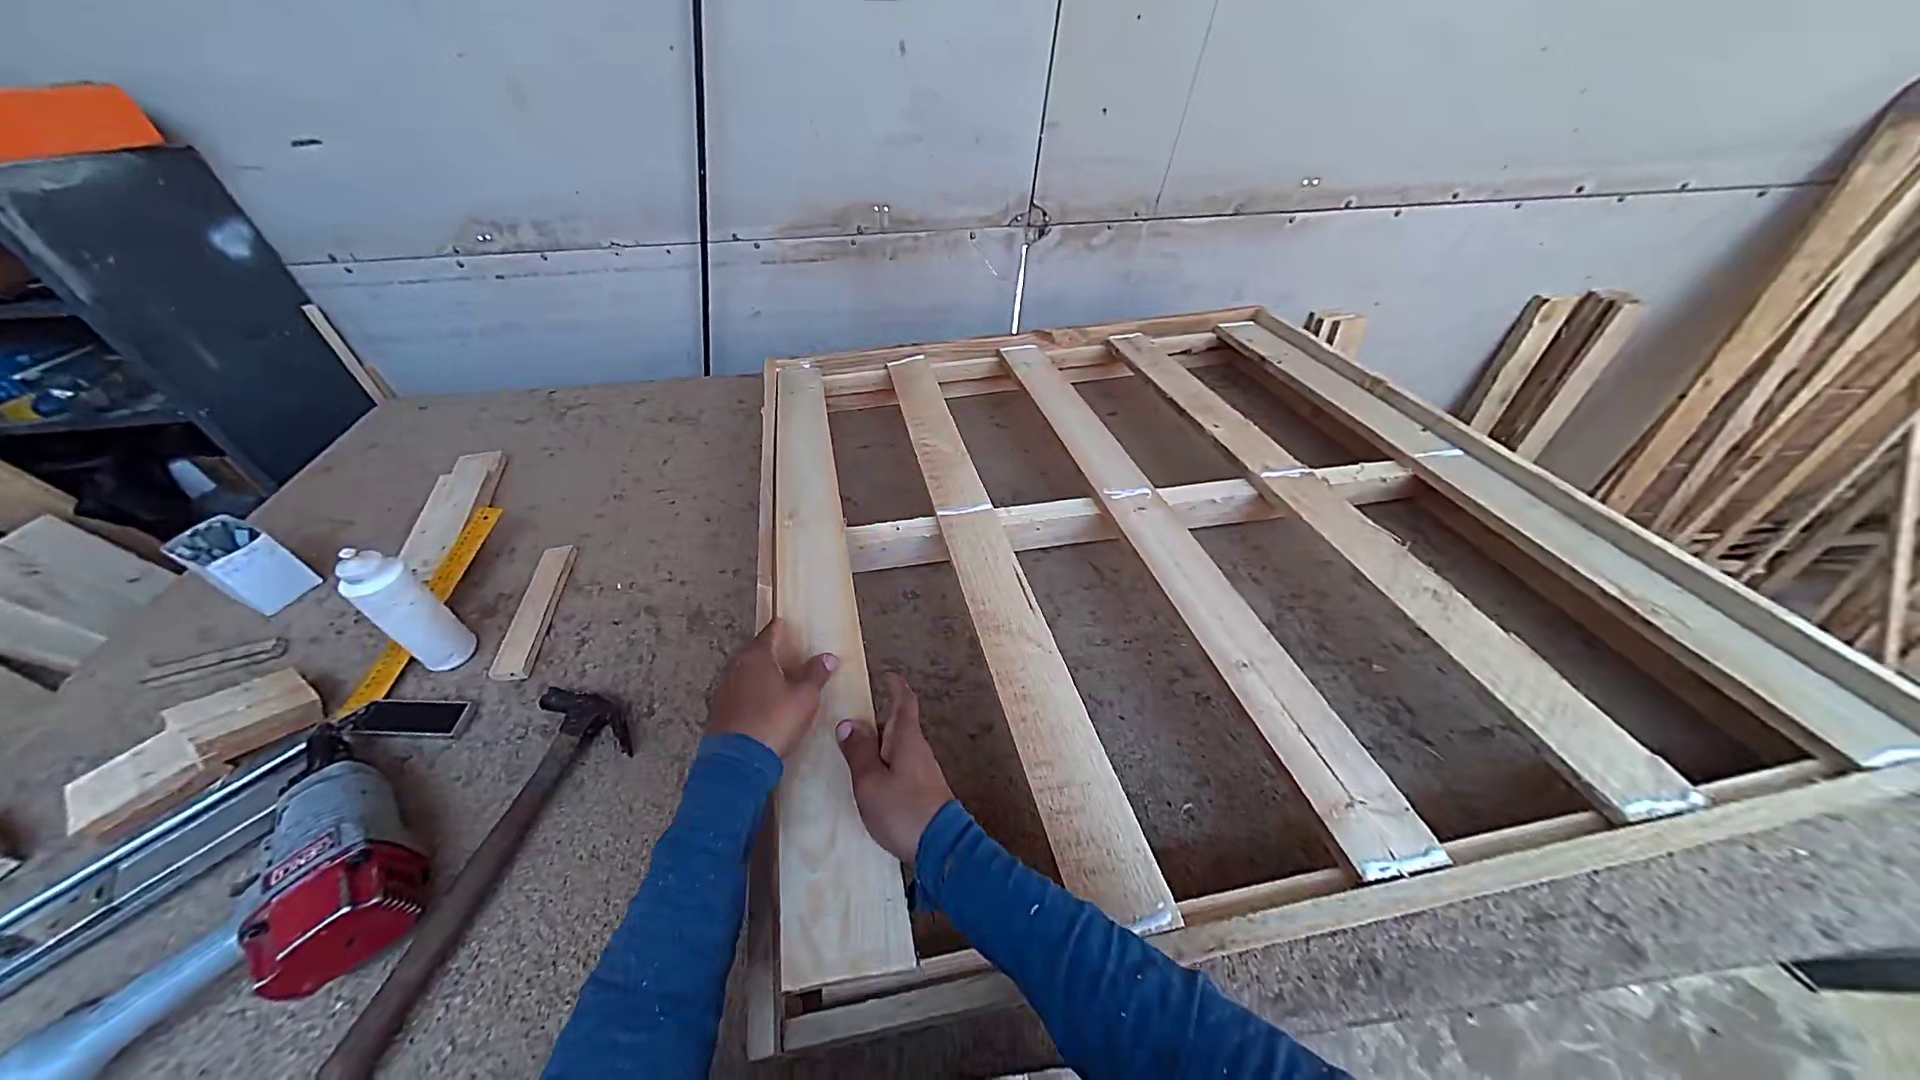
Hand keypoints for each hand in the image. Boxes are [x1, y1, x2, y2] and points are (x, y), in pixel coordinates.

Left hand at [707, 617, 837, 757]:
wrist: (738, 760)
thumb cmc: (774, 720)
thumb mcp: (805, 697)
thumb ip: (816, 674)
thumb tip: (828, 658)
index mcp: (756, 656)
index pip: (770, 632)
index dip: (780, 627)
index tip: (785, 622)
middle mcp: (736, 667)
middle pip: (755, 651)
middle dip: (770, 651)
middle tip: (787, 652)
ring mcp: (724, 688)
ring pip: (745, 672)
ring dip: (760, 673)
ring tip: (777, 678)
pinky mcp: (719, 710)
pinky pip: (739, 691)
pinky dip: (751, 691)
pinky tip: (762, 702)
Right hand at [836, 673, 953, 862]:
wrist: (941, 846)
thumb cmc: (902, 808)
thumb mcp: (870, 781)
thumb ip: (858, 752)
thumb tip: (848, 724)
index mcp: (906, 738)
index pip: (904, 702)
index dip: (896, 687)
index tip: (887, 675)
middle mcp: (919, 748)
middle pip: (899, 724)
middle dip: (879, 717)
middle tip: (854, 716)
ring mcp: (924, 769)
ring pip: (899, 746)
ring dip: (881, 742)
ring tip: (857, 747)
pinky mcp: (924, 788)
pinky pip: (901, 764)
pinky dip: (886, 761)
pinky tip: (873, 776)